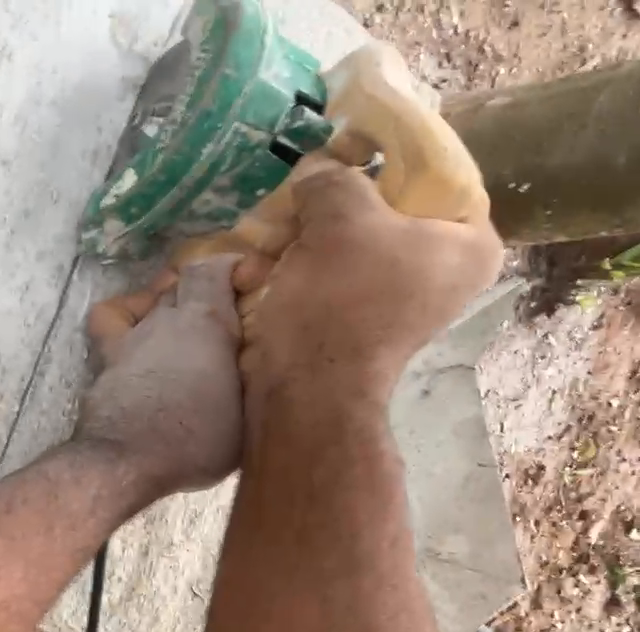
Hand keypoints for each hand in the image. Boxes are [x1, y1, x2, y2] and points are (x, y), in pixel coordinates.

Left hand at [79, 256, 244, 496]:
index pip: (212, 269)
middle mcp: (159, 323)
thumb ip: (254, 371)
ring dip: (156, 310)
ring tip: (175, 332)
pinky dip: (123, 333)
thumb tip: (259, 362)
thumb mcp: (250, 406)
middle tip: (218, 317)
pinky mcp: (99, 371)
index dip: (229, 269)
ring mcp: (123, 345)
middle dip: (196, 292)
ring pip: (139, 307)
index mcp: (204, 321)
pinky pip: (109, 332)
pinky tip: (136, 353)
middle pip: (175, 287)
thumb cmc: (196, 439)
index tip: (248, 286)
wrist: (123, 464)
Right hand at [236, 158, 502, 411]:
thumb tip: (317, 167)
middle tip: (286, 209)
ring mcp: (389, 299)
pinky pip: (318, 277)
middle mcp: (436, 269)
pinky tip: (256, 276)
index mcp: (466, 241)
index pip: (432, 175)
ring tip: (259, 252)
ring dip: (293, 243)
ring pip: (339, 245)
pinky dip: (286, 271)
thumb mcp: (339, 224)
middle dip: (321, 210)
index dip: (380, 156)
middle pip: (378, 211)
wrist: (301, 389)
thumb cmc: (337, 305)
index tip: (334, 150)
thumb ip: (334, 181)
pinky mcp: (345, 321)